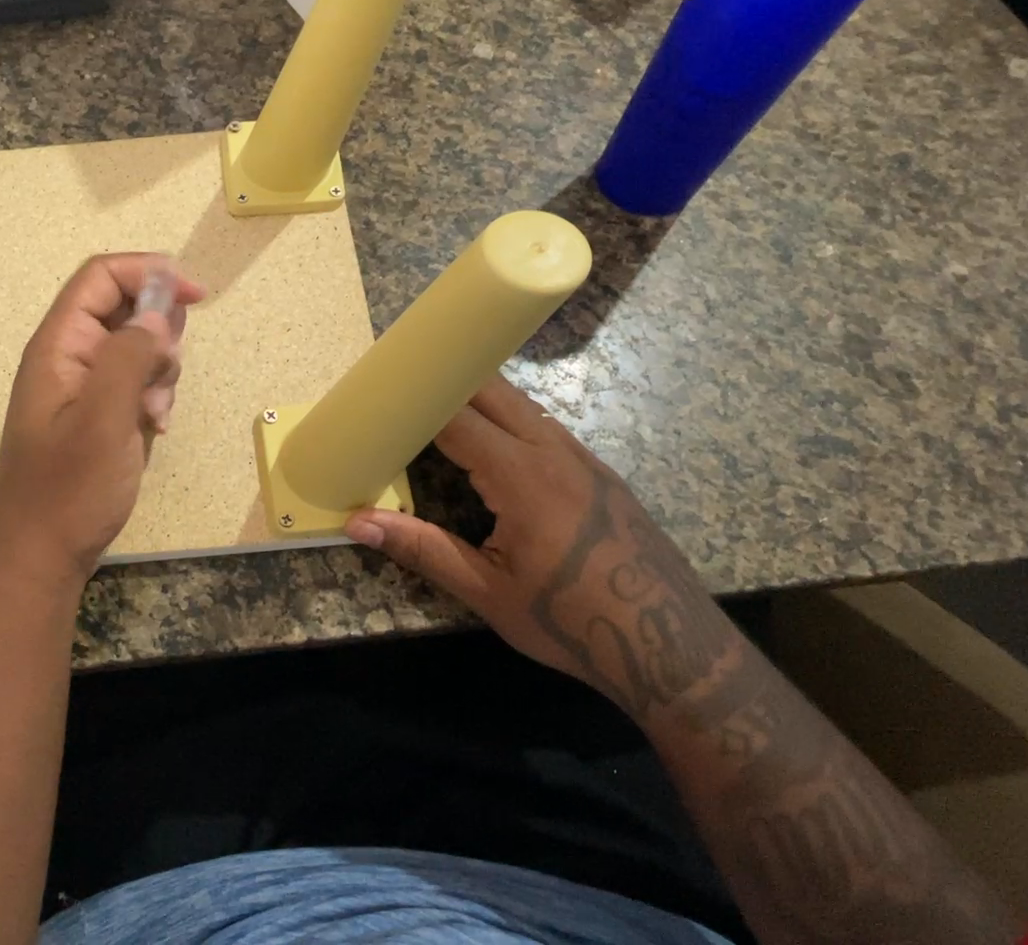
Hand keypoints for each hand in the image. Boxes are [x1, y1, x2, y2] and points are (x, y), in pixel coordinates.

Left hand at [0, 254, 206, 584]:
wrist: (42, 553)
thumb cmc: (68, 489)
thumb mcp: (103, 419)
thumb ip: (129, 358)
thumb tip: (158, 317)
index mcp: (59, 346)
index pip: (101, 278)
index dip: (149, 273)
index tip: (196, 295)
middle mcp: (69, 358)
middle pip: (122, 308)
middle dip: (159, 330)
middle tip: (168, 368)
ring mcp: (84, 389)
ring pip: (136, 348)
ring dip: (159, 370)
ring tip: (155, 410)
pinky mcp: (99, 416)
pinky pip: (136, 384)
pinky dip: (154, 396)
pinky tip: (156, 427)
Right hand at [345, 377, 740, 718]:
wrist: (670, 646)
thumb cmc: (570, 622)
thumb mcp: (487, 591)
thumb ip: (422, 548)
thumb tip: (358, 523)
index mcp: (522, 477)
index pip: (458, 417)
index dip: (417, 399)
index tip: (381, 392)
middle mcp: (555, 452)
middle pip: (494, 391)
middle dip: (445, 381)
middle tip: (402, 388)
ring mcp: (583, 458)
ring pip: (524, 405)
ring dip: (478, 397)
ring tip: (435, 407)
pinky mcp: (599, 472)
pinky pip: (544, 426)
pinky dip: (507, 419)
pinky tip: (489, 445)